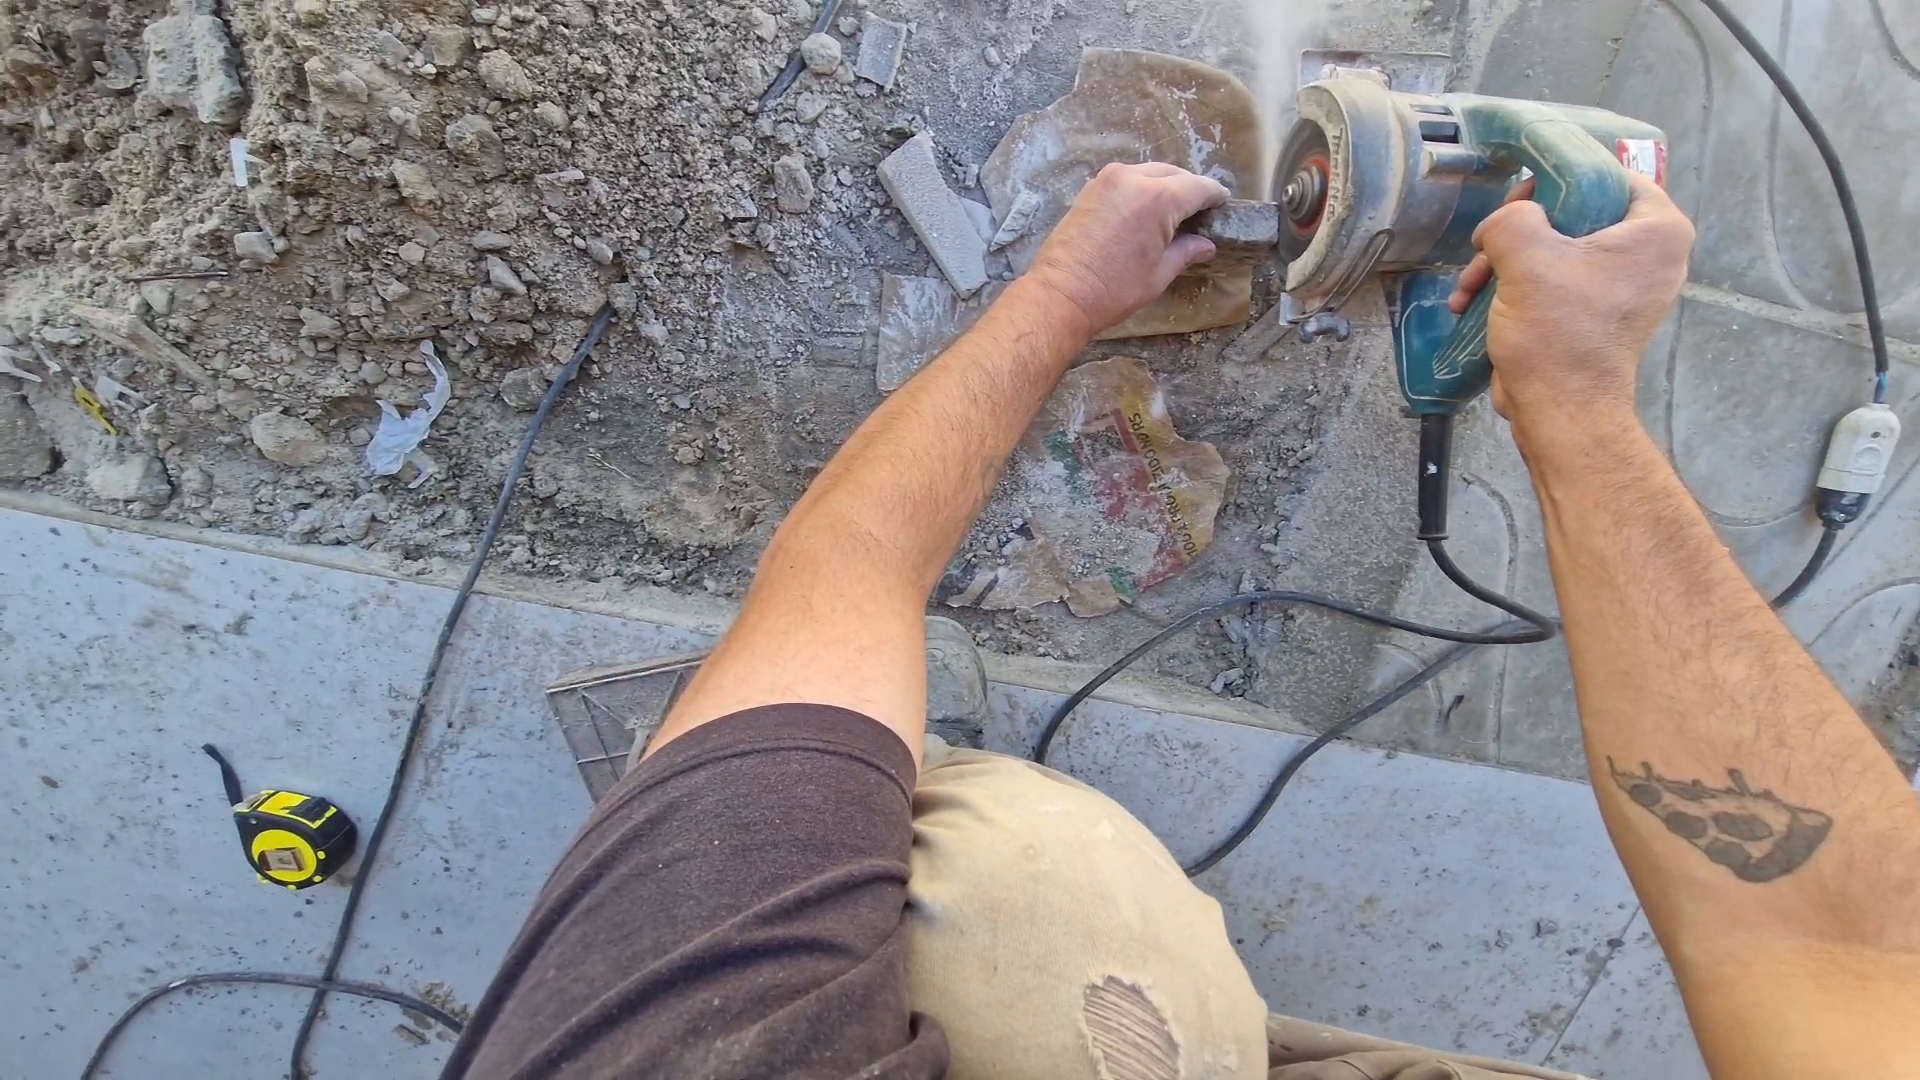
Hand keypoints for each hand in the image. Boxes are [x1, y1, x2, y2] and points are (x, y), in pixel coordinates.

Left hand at [1026, 162, 1229, 335]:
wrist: (1060, 296)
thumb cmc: (1112, 291)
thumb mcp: (1158, 274)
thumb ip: (1186, 252)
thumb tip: (1206, 245)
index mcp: (1158, 198)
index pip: (1198, 187)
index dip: (1214, 197)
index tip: (1222, 206)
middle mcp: (1133, 179)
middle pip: (1174, 175)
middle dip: (1188, 192)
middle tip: (1196, 215)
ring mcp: (1107, 180)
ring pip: (1148, 174)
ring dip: (1163, 189)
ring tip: (1168, 216)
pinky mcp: (1090, 189)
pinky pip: (1125, 181)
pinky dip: (1139, 191)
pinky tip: (1142, 214)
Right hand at [1447, 173, 1694, 433]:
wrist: (1559, 406)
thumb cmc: (1556, 332)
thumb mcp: (1527, 263)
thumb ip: (1513, 222)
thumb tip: (1502, 222)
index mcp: (1655, 231)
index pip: (1610, 177)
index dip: (1557, 180)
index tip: (1515, 199)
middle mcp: (1648, 255)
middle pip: (1572, 218)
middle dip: (1515, 237)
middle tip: (1481, 252)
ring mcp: (1618, 288)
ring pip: (1551, 254)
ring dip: (1500, 269)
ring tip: (1466, 292)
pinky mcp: (1590, 315)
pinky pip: (1548, 285)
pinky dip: (1510, 292)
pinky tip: (1472, 307)